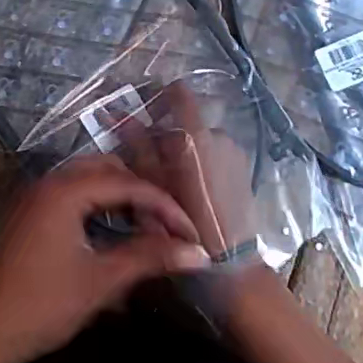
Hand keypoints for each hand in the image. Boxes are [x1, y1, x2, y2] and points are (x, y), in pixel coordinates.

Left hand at [0, 157, 209, 362]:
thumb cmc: (42, 307)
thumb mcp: (101, 282)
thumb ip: (150, 258)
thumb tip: (198, 253)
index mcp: (67, 190)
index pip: (129, 184)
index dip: (165, 207)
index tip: (191, 233)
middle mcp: (52, 182)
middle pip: (111, 171)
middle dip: (143, 195)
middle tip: (168, 228)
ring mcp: (40, 196)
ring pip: (93, 180)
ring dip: (123, 199)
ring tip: (148, 230)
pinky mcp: (34, 213)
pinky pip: (77, 193)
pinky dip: (102, 206)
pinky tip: (116, 233)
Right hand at [122, 79, 259, 262]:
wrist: (232, 268)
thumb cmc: (184, 228)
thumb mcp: (151, 188)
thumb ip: (137, 148)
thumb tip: (119, 116)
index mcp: (196, 136)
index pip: (179, 94)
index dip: (158, 97)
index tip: (141, 113)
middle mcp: (219, 136)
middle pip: (185, 123)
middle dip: (164, 137)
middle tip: (146, 164)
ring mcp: (234, 152)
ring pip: (199, 142)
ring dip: (182, 153)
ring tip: (168, 183)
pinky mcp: (242, 170)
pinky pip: (215, 156)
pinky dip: (199, 164)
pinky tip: (190, 192)